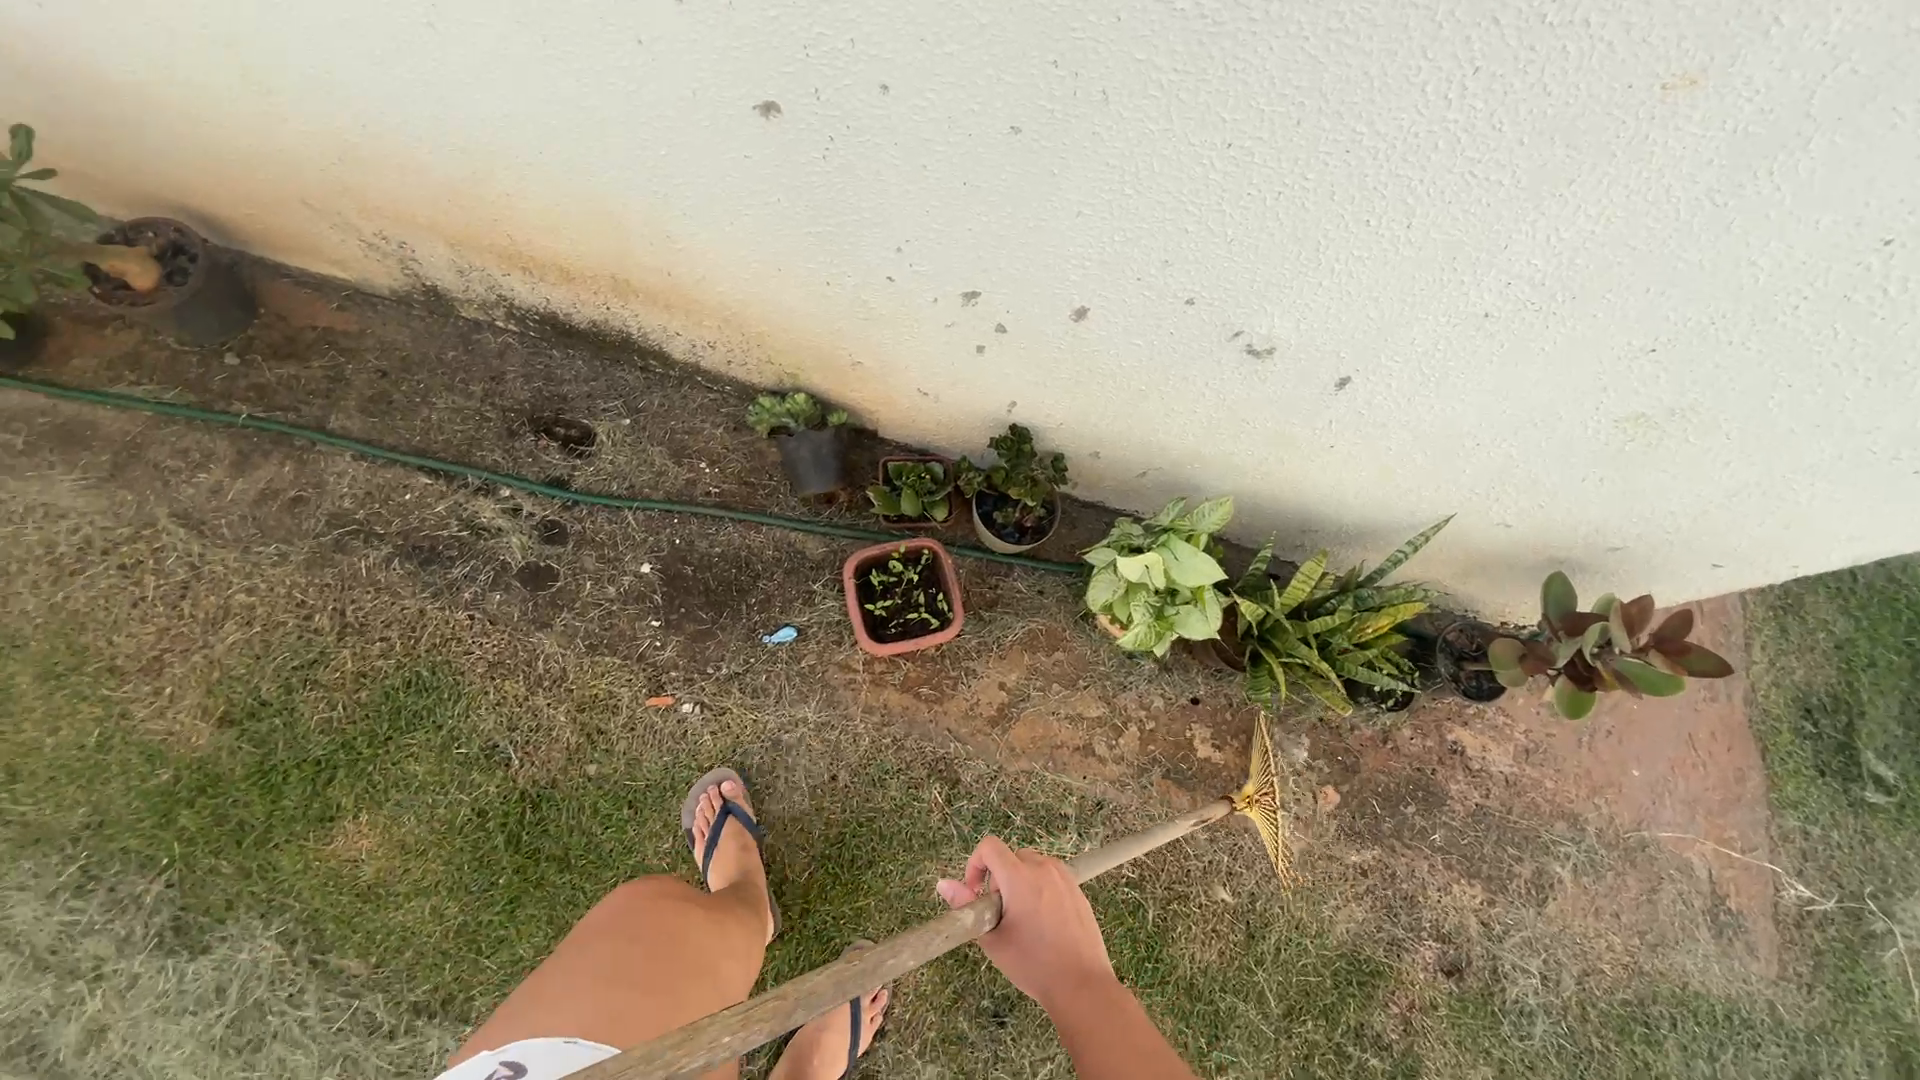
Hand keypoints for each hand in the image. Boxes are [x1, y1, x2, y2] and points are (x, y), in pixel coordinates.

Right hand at [937, 836, 1115, 1008]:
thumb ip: (966, 906)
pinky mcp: (1078, 890)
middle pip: (1012, 857)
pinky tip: (1044, 923)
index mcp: (1019, 876)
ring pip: (1033, 866)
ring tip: (1023, 919)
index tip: (976, 892)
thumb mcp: (992, 938)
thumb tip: (943, 884)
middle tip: (1000, 913)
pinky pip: (1052, 878)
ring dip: (1020, 881)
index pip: (990, 846)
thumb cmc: (1032, 964)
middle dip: (999, 878)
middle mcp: (1044, 868)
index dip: (976, 864)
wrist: (1081, 985)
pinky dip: (1040, 889)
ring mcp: (1065, 878)